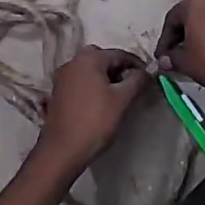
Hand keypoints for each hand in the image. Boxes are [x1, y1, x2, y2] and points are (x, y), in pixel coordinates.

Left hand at [38, 47, 149, 167]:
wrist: (63, 150)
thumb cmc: (96, 121)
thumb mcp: (122, 99)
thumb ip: (137, 80)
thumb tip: (145, 71)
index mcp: (89, 59)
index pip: (119, 54)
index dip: (136, 64)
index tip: (147, 76)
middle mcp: (72, 62)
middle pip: (102, 58)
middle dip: (118, 68)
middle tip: (131, 84)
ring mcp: (62, 77)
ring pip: (89, 69)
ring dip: (105, 76)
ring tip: (118, 94)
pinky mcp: (57, 92)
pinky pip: (80, 80)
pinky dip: (92, 85)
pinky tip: (100, 101)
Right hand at [156, 0, 204, 97]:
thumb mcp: (185, 61)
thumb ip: (171, 58)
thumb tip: (164, 61)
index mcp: (193, 4)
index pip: (171, 20)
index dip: (164, 41)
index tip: (161, 57)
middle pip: (189, 16)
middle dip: (180, 35)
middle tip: (174, 54)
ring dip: (197, 34)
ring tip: (192, 53)